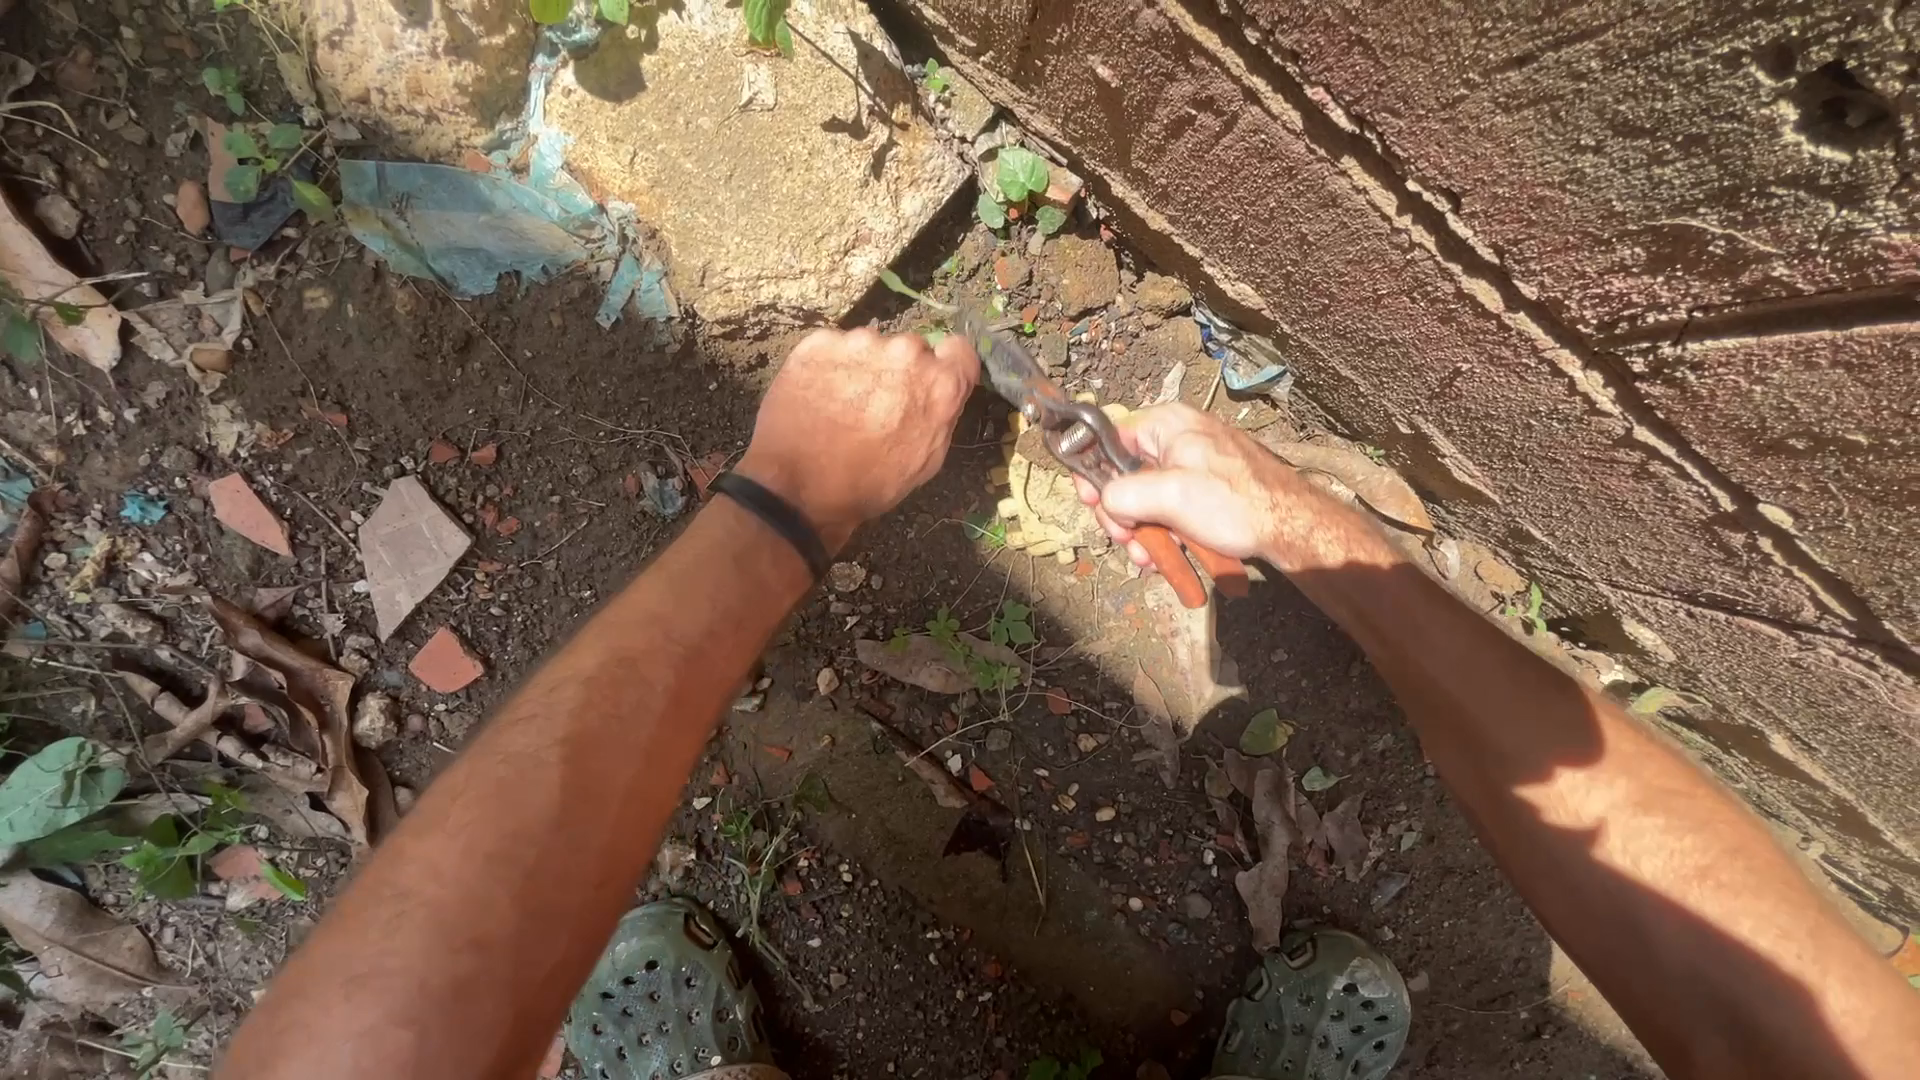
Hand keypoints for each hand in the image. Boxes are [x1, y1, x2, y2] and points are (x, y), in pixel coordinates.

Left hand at [737, 328, 977, 550]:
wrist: (801, 488)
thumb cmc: (870, 483)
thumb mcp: (927, 460)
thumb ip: (942, 414)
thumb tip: (942, 391)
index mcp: (939, 384)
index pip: (959, 350)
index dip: (945, 367)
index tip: (929, 383)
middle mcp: (906, 352)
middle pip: (912, 349)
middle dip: (900, 371)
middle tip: (879, 404)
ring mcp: (861, 343)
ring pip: (871, 346)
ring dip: (865, 367)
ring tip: (844, 404)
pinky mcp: (821, 342)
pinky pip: (835, 347)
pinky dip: (831, 366)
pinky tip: (821, 396)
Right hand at [1073, 403, 1304, 564]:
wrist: (1292, 527)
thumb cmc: (1236, 503)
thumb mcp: (1170, 496)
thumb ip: (1121, 494)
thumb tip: (1104, 502)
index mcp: (1165, 424)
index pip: (1108, 439)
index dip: (1094, 472)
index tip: (1092, 503)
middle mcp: (1174, 439)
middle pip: (1122, 476)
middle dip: (1120, 514)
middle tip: (1128, 541)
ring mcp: (1188, 466)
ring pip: (1142, 499)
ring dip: (1139, 532)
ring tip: (1150, 558)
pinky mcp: (1200, 490)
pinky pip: (1165, 510)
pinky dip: (1160, 534)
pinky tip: (1164, 557)